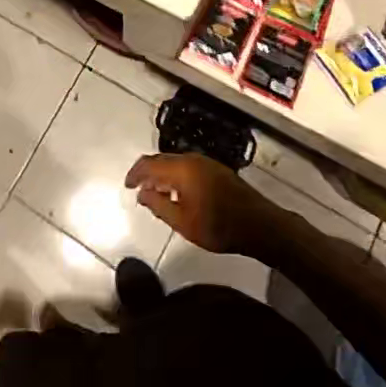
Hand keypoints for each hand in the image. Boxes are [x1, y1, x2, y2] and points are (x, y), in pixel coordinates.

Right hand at [124, 152, 281, 255]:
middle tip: (137, 188)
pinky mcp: (216, 170)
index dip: (135, 173)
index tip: (126, 185)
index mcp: (183, 169)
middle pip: (163, 160)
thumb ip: (159, 205)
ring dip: (162, 174)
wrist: (259, 224)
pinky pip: (188, 166)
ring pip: (176, 163)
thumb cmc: (218, 226)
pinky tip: (176, 192)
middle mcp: (193, 160)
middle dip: (147, 172)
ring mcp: (207, 163)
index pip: (150, 164)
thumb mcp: (182, 222)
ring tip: (154, 192)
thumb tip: (142, 193)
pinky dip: (176, 175)